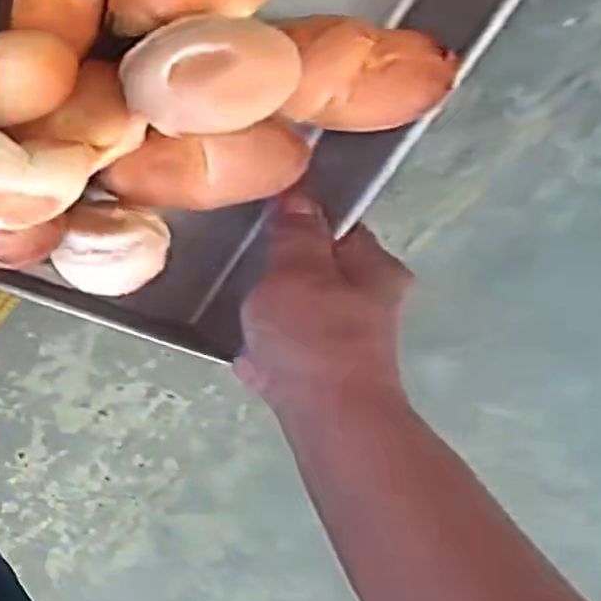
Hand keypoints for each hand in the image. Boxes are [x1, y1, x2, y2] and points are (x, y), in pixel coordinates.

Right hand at [234, 191, 414, 422]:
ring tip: (224, 279)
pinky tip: (231, 317)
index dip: (297, 212)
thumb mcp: (297, 272)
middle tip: (232, 244)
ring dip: (263, 286)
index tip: (253, 208)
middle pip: (313, 257)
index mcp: (375, 268)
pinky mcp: (310, 350)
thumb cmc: (312, 333)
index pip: (336, 223)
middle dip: (275, 252)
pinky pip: (278, 320)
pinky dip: (257, 317)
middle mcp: (365, 294)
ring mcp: (338, 325)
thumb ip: (296, 234)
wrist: (321, 406)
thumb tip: (299, 194)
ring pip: (293, 290)